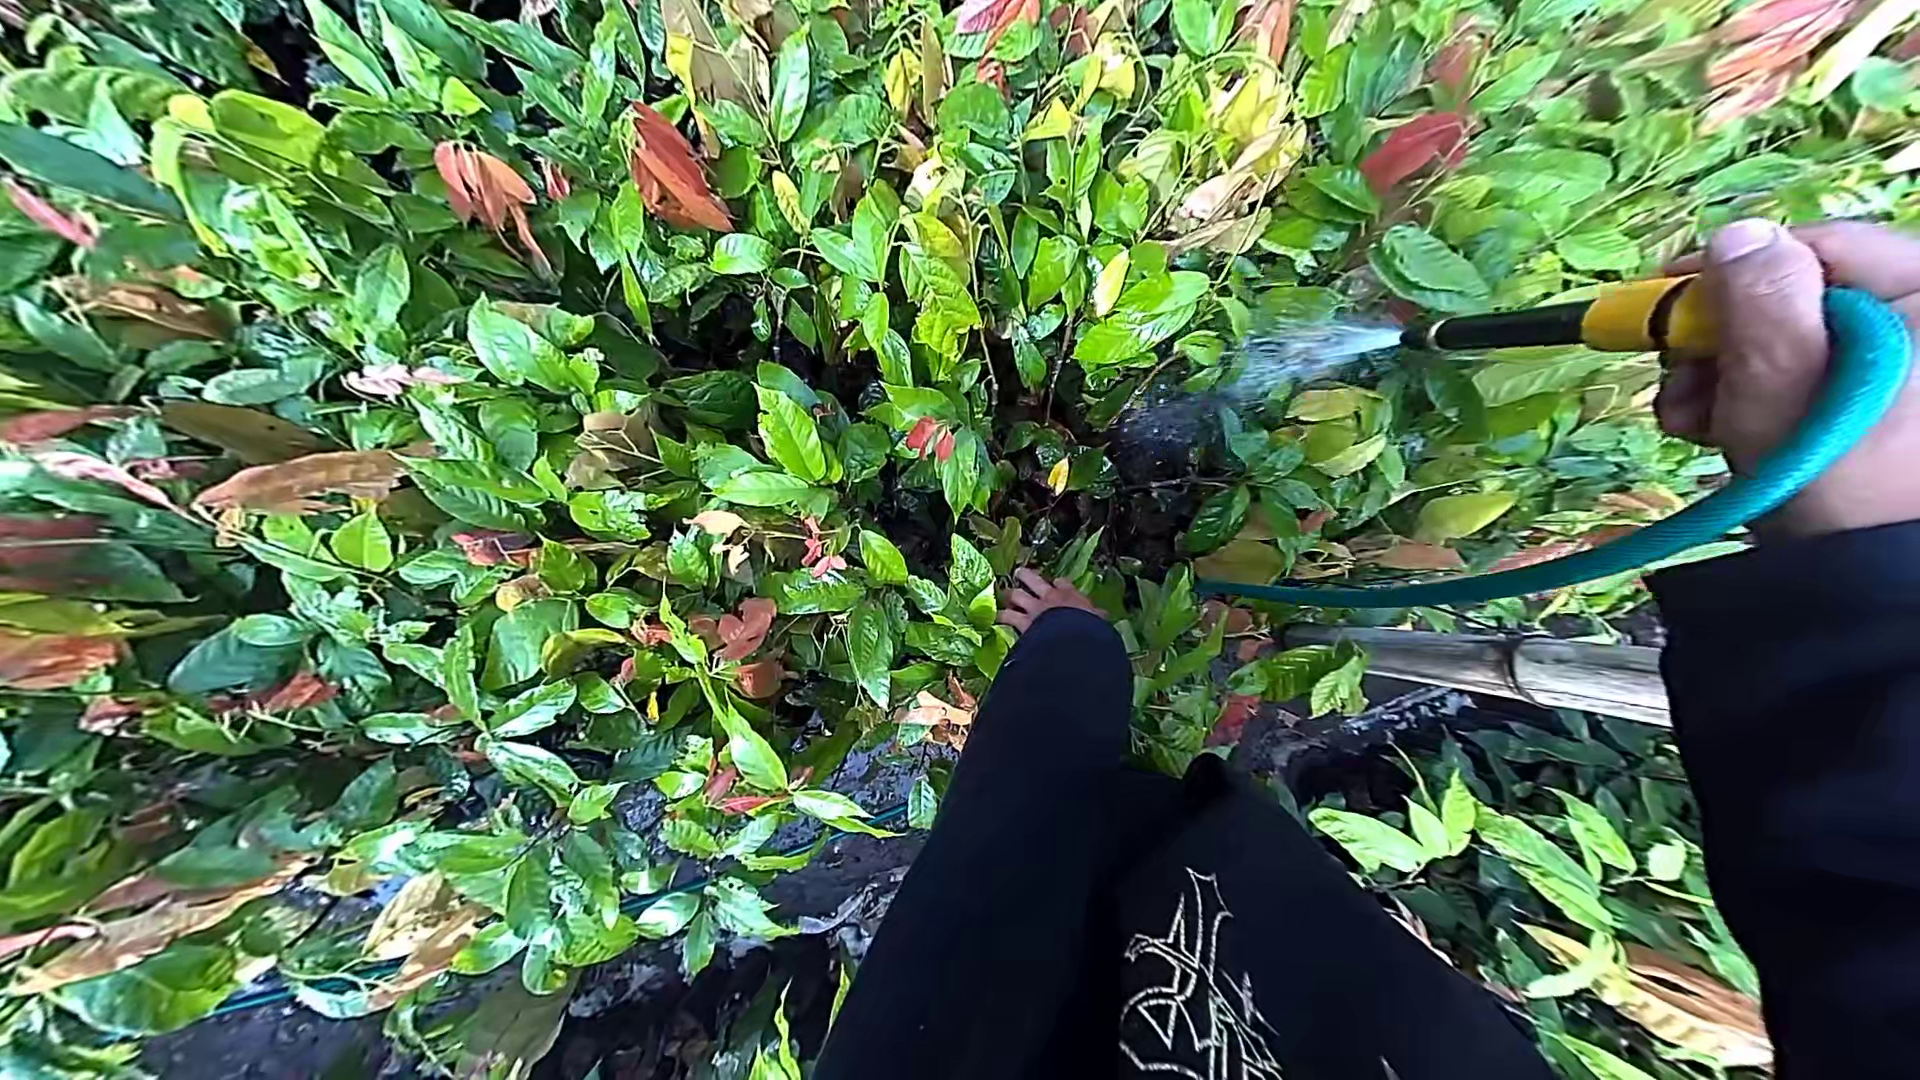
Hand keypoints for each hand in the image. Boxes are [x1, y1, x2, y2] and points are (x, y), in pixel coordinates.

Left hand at [997, 568, 1104, 632]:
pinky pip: (1007, 617)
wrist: (1075, 636)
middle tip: (1019, 573)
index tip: (1055, 583)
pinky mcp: (1023, 621)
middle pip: (1033, 580)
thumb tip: (1103, 616)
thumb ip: (1097, 617)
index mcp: (1071, 595)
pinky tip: (994, 618)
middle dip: (1025, 575)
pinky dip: (1000, 617)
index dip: (1057, 583)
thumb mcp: (1098, 620)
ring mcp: (1034, 608)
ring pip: (1016, 594)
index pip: (1062, 583)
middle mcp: (1050, 597)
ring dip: (1008, 594)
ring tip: (1002, 594)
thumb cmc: (1091, 628)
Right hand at [1658, 219, 1919, 536]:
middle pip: (1789, 295)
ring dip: (1710, 374)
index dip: (1730, 264)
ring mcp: (1893, 359)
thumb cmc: (1828, 458)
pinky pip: (1783, 371)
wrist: (1863, 552)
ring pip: (1773, 338)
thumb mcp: (1781, 373)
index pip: (1818, 245)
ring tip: (1693, 417)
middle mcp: (1918, 318)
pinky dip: (1731, 395)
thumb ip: (1762, 298)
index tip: (1656, 295)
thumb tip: (1735, 234)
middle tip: (1677, 377)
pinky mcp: (1861, 392)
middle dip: (1712, 337)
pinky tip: (1715, 425)